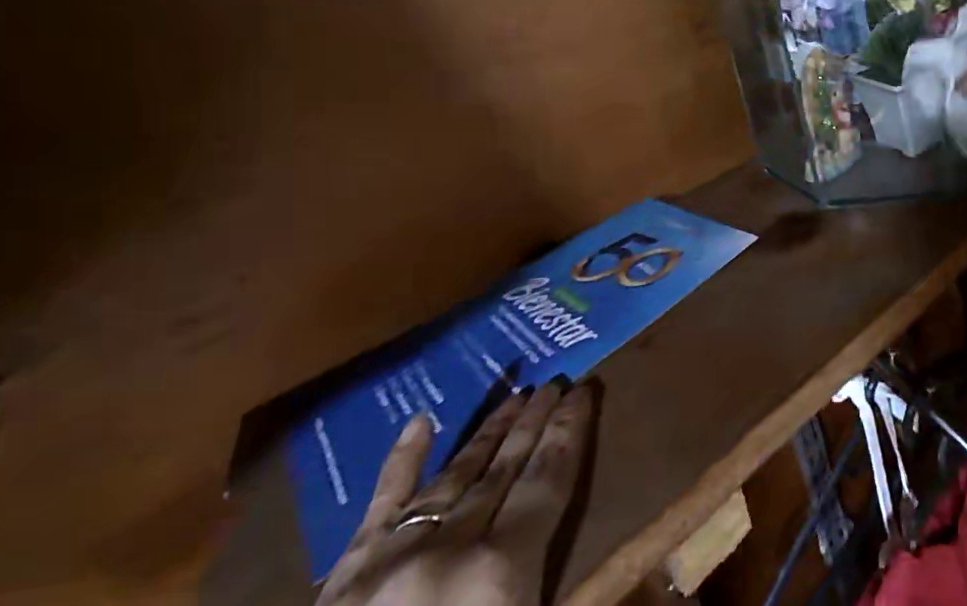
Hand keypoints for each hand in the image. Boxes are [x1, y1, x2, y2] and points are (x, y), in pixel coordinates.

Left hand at [314, 382, 596, 605]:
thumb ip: (554, 587)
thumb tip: (620, 567)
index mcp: (500, 570)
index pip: (547, 480)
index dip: (569, 431)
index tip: (584, 390)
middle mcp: (452, 545)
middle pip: (505, 467)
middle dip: (535, 421)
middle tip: (555, 381)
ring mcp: (394, 554)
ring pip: (455, 474)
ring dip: (489, 431)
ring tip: (516, 395)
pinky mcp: (346, 572)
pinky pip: (382, 504)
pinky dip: (402, 461)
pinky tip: (420, 421)